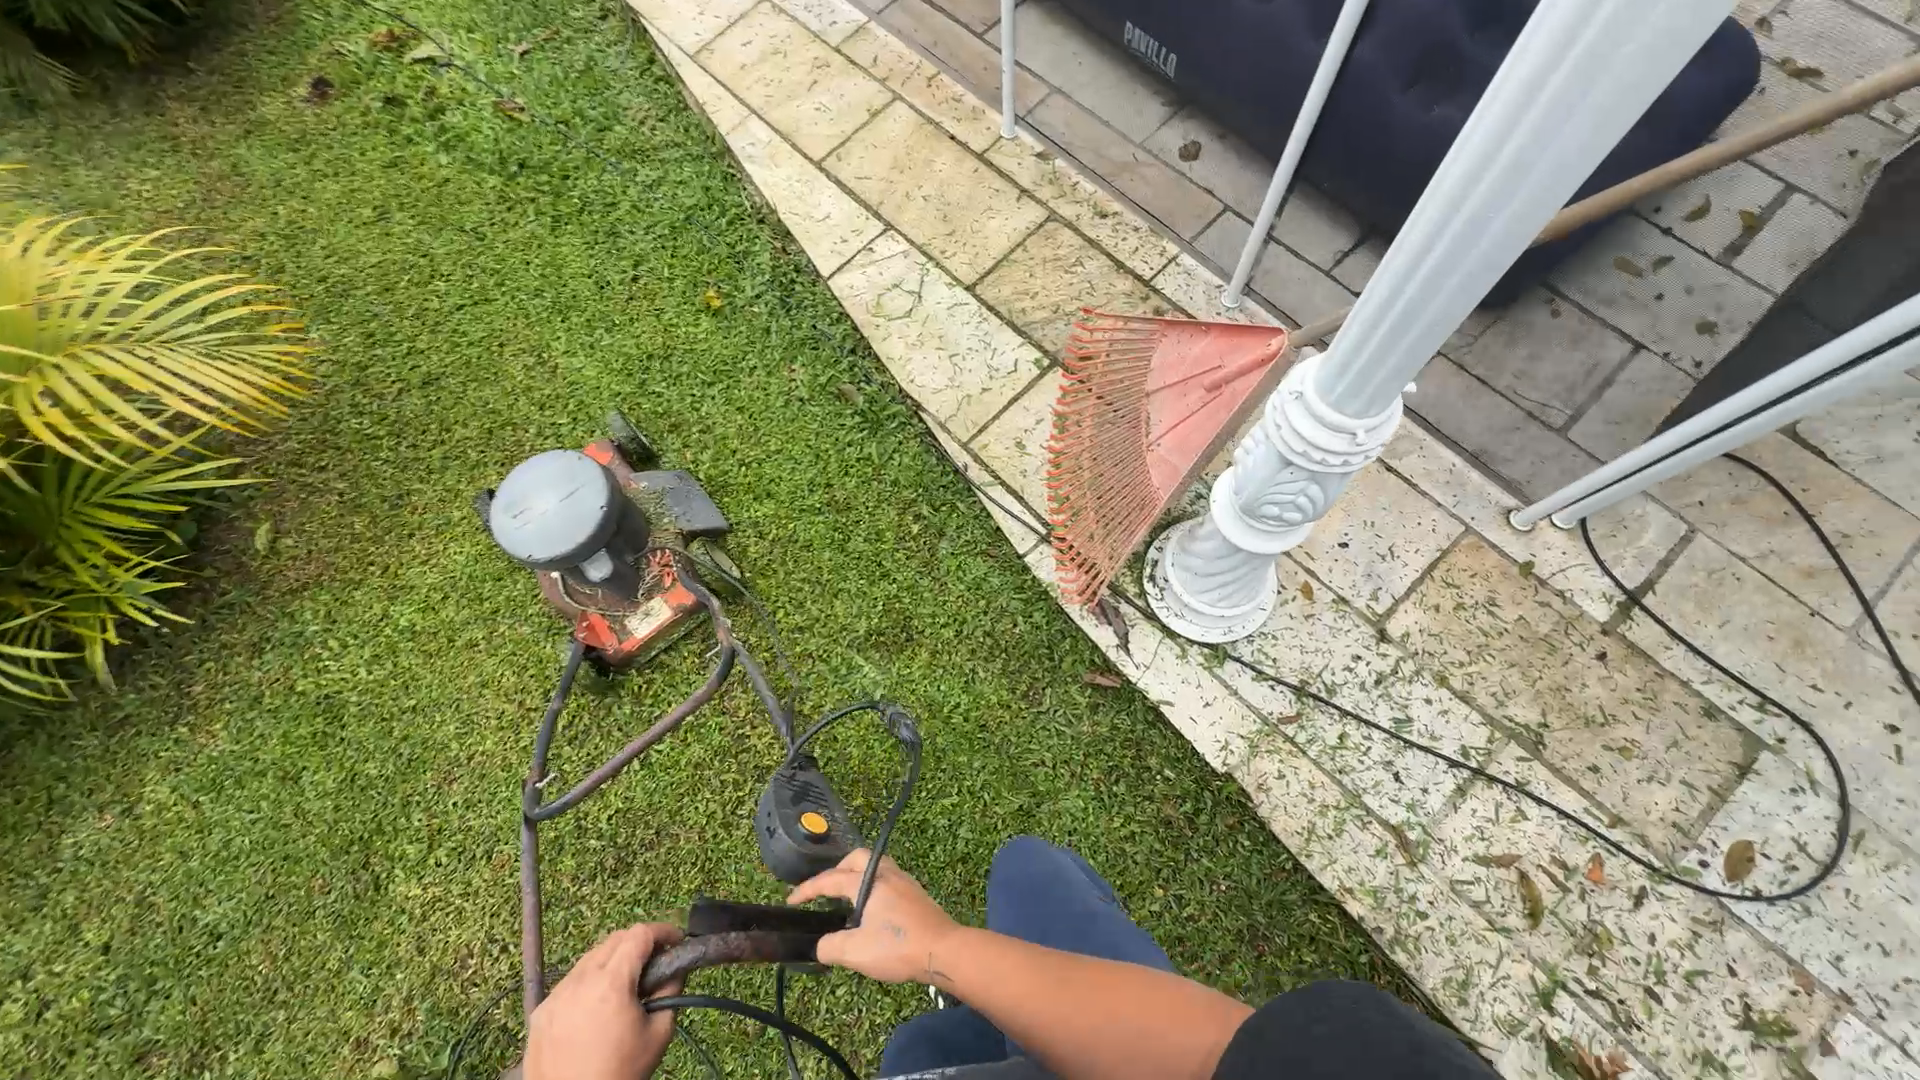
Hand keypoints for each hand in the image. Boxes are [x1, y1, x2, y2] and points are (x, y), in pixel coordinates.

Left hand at [524, 922, 683, 1079]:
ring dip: (612, 960)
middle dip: (639, 943)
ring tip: (625, 985)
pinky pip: (570, 983)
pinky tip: (596, 1006)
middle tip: (655, 963)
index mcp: (611, 983)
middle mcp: (579, 981)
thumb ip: (671, 990)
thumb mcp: (659, 1033)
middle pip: (614, 940)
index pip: (639, 934)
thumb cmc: (621, 1073)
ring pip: (589, 958)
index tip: (676, 942)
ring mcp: (555, 996)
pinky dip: (589, 981)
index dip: (662, 931)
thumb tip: (675, 968)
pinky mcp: (540, 1013)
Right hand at [788, 849, 961, 985]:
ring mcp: (903, 881)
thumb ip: (831, 947)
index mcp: (867, 882)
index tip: (790, 900)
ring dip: (856, 877)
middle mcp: (885, 873)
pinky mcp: (915, 893)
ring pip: (874, 866)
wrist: (943, 949)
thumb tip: (820, 945)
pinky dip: (872, 886)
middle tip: (825, 891)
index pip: (830, 880)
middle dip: (836, 870)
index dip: (807, 890)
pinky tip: (871, 909)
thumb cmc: (898, 947)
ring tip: (847, 900)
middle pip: (856, 858)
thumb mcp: (856, 952)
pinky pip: (886, 878)